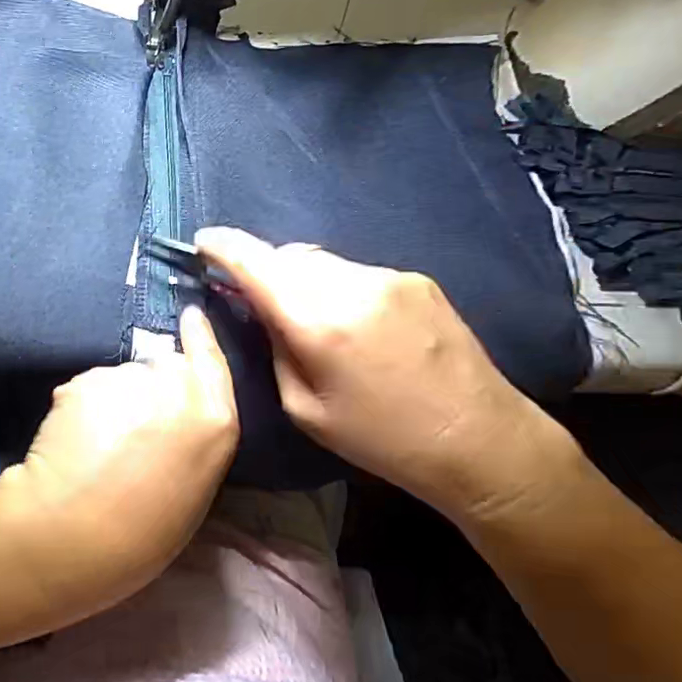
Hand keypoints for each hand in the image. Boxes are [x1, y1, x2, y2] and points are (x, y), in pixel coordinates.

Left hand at [0, 305, 238, 611]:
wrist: (75, 535)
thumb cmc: (144, 535)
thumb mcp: (193, 489)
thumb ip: (191, 437)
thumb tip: (173, 420)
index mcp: (215, 420)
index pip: (212, 361)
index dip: (201, 337)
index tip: (192, 316)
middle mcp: (176, 387)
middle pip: (164, 366)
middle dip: (149, 385)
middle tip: (129, 431)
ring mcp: (128, 380)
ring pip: (121, 378)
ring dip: (112, 400)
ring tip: (96, 445)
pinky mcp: (85, 381)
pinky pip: (85, 389)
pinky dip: (79, 408)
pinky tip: (69, 442)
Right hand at [196, 226, 582, 522]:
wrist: (479, 439)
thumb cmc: (380, 438)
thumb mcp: (304, 407)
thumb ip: (274, 346)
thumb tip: (259, 307)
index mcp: (319, 322)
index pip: (255, 262)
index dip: (223, 247)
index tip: (203, 242)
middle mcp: (352, 285)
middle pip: (287, 255)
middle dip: (264, 268)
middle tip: (257, 299)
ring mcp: (389, 277)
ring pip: (321, 261)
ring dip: (301, 278)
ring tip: (311, 318)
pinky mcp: (416, 279)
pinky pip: (355, 271)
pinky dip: (337, 286)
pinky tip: (355, 325)